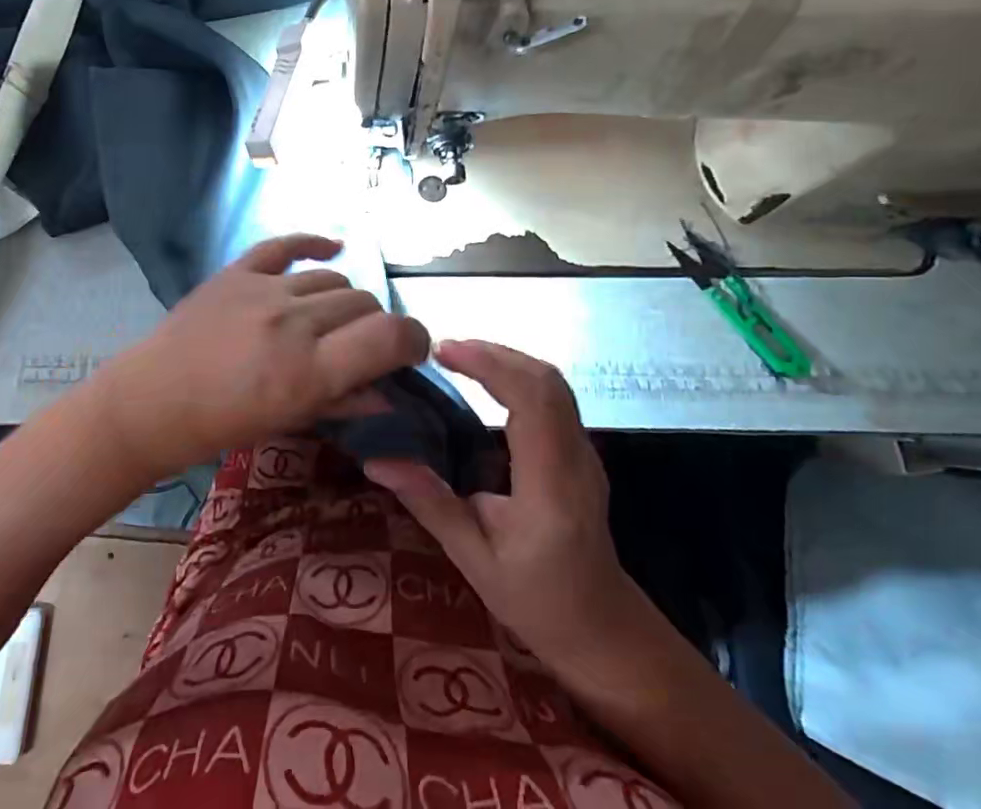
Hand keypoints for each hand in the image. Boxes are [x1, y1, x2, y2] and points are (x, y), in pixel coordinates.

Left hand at [86, 234, 429, 477]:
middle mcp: (295, 322)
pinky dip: (312, 244)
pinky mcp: (236, 272)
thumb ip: (345, 401)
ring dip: (342, 300)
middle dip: (372, 326)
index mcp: (312, 370)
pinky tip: (330, 249)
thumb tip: (389, 388)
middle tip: (356, 347)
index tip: (410, 351)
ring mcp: (263, 290)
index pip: (393, 334)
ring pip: (332, 278)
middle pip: (365, 302)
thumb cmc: (222, 425)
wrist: (153, 401)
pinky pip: (285, 244)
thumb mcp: (289, 421)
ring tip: (328, 321)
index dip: (414, 340)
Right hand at [364, 339, 628, 654]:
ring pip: (554, 385)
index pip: (533, 402)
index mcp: (552, 488)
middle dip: (495, 353)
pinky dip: (515, 377)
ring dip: (505, 361)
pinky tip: (481, 384)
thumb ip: (430, 503)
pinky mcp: (579, 454)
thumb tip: (376, 459)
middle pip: (548, 381)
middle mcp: (578, 461)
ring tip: (455, 359)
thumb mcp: (473, 559)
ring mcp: (585, 455)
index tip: (442, 351)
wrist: (604, 631)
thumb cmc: (537, 601)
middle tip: (441, 349)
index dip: (490, 365)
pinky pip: (552, 399)